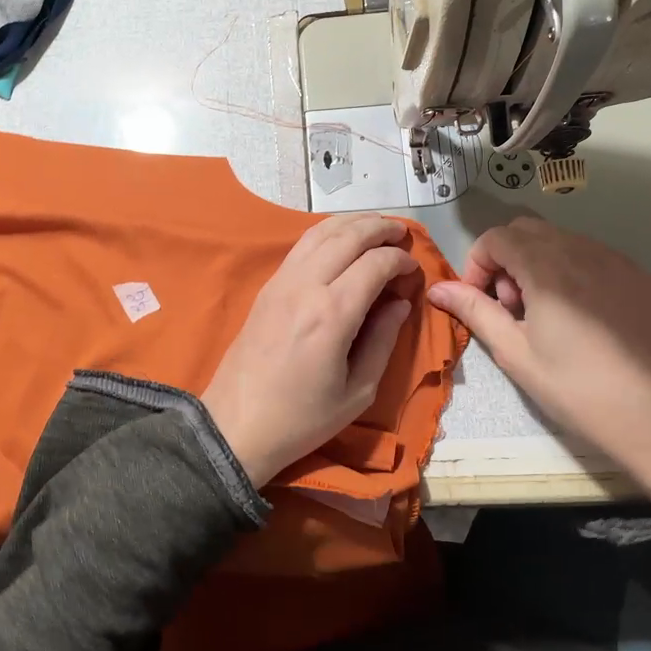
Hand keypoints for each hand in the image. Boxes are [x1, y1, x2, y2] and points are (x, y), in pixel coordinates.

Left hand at [202, 213, 419, 486]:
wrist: (237, 425)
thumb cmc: (302, 418)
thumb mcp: (357, 391)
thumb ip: (383, 340)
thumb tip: (400, 303)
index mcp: (332, 313)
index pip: (375, 263)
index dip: (400, 259)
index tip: (414, 271)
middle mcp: (305, 286)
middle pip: (347, 236)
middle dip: (379, 227)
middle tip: (402, 232)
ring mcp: (281, 282)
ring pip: (319, 232)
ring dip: (351, 224)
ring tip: (375, 228)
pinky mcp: (267, 288)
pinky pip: (300, 246)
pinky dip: (326, 234)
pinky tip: (341, 242)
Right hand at [426, 218, 650, 515]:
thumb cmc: (577, 390)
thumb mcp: (515, 354)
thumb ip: (475, 311)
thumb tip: (436, 288)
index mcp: (548, 269)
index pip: (497, 237)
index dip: (478, 263)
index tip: (480, 300)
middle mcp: (583, 252)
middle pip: (528, 230)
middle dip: (506, 259)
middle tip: (510, 307)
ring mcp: (618, 262)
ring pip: (562, 240)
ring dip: (538, 263)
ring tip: (544, 314)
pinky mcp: (641, 277)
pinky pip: (594, 256)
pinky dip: (572, 271)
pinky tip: (580, 317)